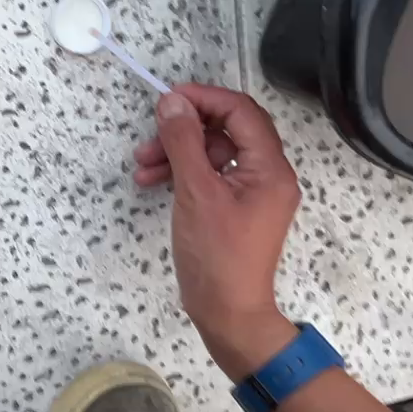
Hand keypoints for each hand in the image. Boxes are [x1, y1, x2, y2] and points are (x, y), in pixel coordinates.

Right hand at [133, 84, 301, 378]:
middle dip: (184, 130)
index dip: (204, 98)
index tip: (168, 99)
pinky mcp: (234, 206)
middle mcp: (267, 174)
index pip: (241, 111)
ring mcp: (251, 191)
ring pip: (212, 152)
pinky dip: (181, 173)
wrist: (228, 313)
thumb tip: (172, 102)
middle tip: (150, 138)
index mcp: (270, 168)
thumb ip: (184, 141)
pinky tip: (152, 180)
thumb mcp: (195, 192)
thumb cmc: (217, 254)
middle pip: (225, 130)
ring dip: (176, 152)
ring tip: (142, 164)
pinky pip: (209, 175)